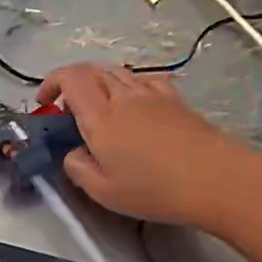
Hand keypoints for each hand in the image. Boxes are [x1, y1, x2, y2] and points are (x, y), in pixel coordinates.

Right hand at [38, 63, 261, 226]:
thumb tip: (73, 153)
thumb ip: (78, 168)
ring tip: (98, 108)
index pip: (70, 78)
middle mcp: (124, 96)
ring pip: (118, 72)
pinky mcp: (175, 100)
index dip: (51, 83)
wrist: (218, 180)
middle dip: (72, 82)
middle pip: (92, 69)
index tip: (44, 102)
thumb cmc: (155, 190)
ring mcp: (152, 94)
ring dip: (99, 82)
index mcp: (100, 116)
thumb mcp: (103, 192)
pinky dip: (129, 84)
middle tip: (67, 109)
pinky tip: (134, 103)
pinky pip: (144, 79)